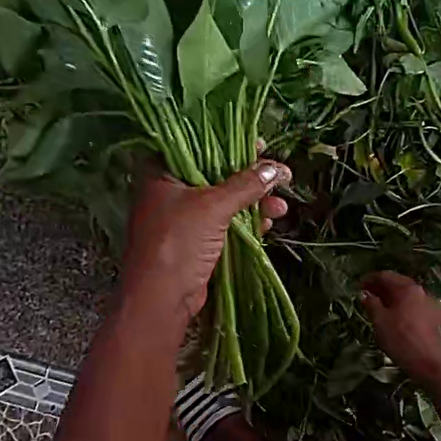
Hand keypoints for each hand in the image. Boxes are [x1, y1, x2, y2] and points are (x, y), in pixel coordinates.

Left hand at [120, 161, 290, 325]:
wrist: (160, 298)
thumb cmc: (177, 243)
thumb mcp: (213, 207)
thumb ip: (245, 185)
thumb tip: (277, 168)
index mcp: (161, 173)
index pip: (198, 144)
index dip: (229, 142)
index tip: (259, 145)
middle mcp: (169, 191)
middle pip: (215, 173)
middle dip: (250, 177)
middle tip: (277, 174)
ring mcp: (182, 217)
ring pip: (223, 200)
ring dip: (253, 202)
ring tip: (280, 205)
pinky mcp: (195, 240)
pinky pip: (224, 223)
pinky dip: (246, 222)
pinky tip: (268, 222)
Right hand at [359, 272, 440, 384]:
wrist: (429, 362)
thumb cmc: (401, 339)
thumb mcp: (380, 321)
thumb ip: (371, 304)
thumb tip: (366, 294)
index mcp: (407, 288)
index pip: (386, 276)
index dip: (370, 279)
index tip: (359, 286)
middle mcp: (421, 292)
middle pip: (399, 284)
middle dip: (382, 288)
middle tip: (367, 295)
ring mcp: (430, 304)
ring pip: (407, 296)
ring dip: (392, 298)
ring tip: (379, 307)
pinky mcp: (434, 318)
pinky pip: (414, 307)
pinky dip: (402, 307)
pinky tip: (396, 318)